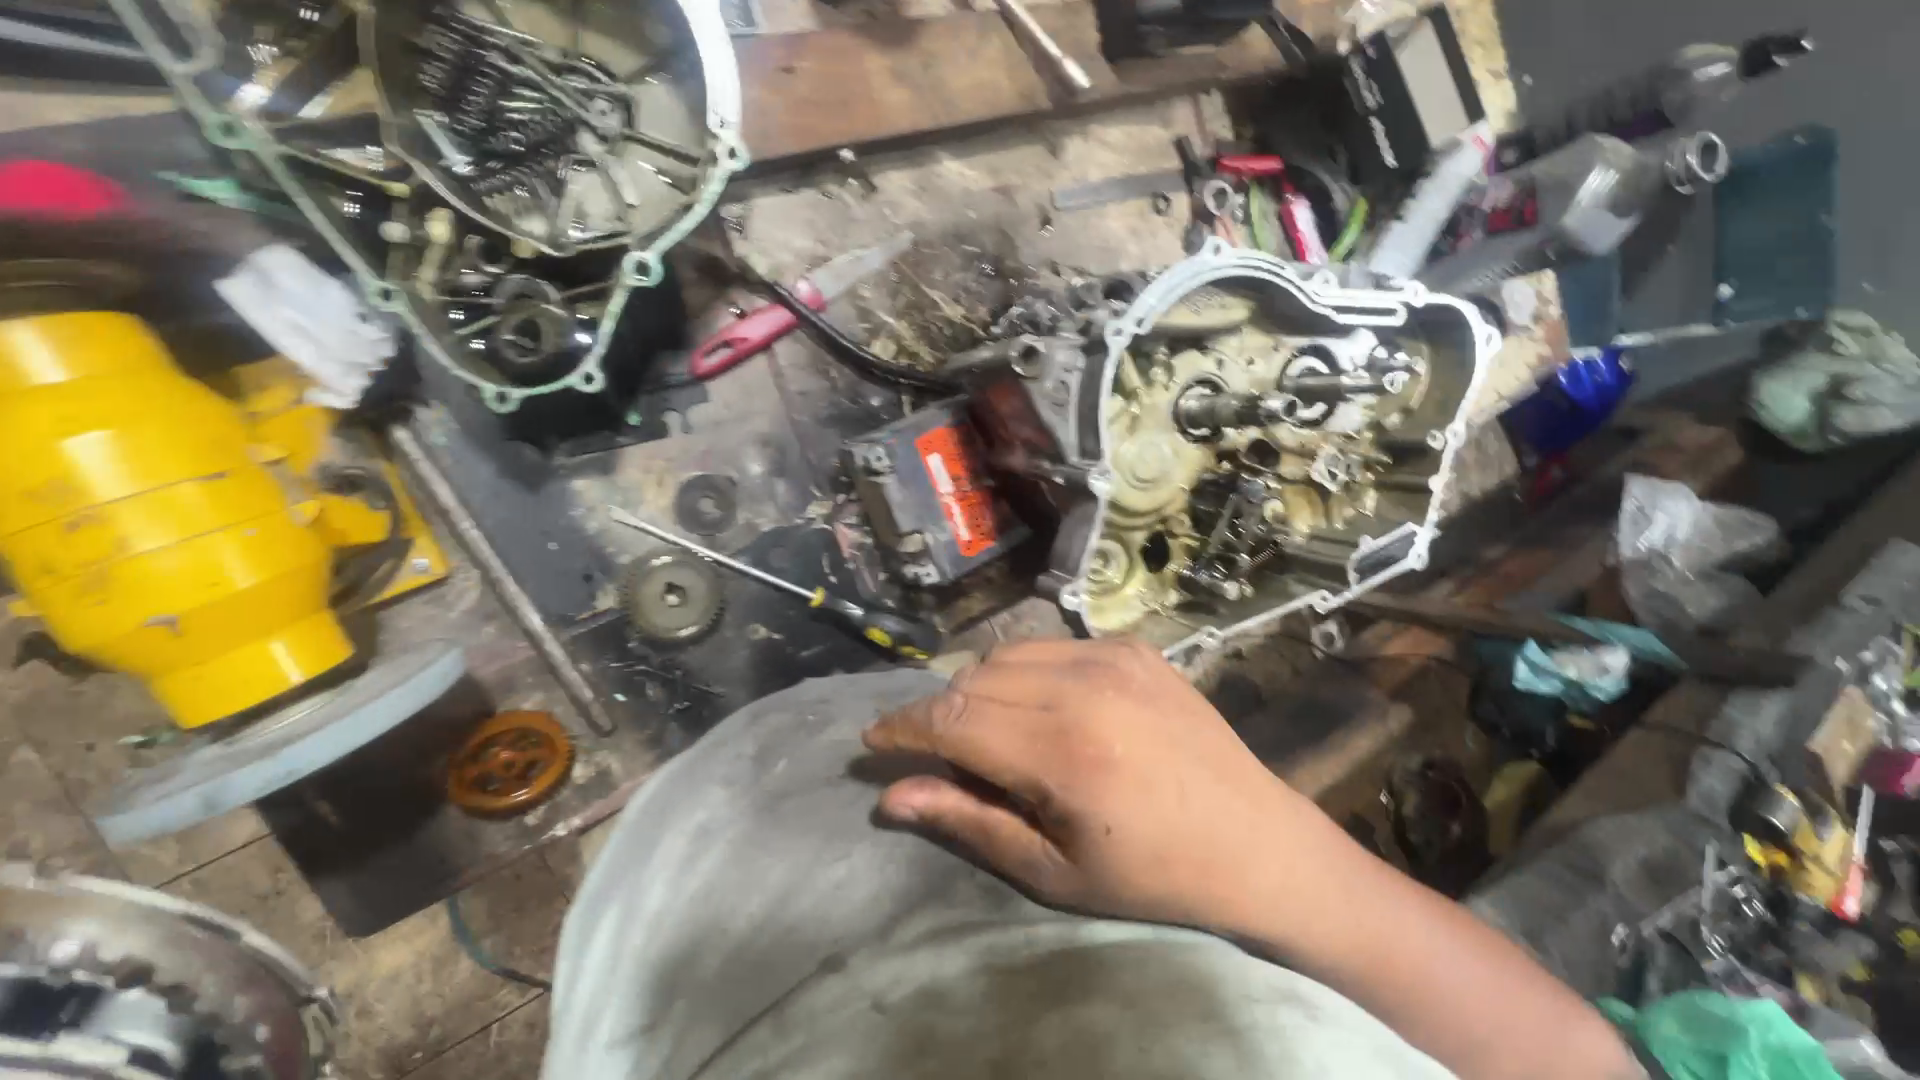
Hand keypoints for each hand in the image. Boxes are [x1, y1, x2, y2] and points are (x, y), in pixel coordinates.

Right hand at [863, 638, 1322, 929]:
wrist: (1255, 841)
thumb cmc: (1151, 873)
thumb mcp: (1052, 870)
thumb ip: (967, 822)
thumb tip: (891, 796)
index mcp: (1062, 750)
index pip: (951, 719)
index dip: (902, 729)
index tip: (872, 741)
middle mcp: (1084, 686)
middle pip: (971, 680)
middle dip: (939, 715)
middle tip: (940, 758)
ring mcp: (1113, 656)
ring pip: (1006, 655)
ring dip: (979, 690)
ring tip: (993, 736)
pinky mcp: (1133, 647)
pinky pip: (1051, 646)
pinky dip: (1026, 673)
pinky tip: (1044, 711)